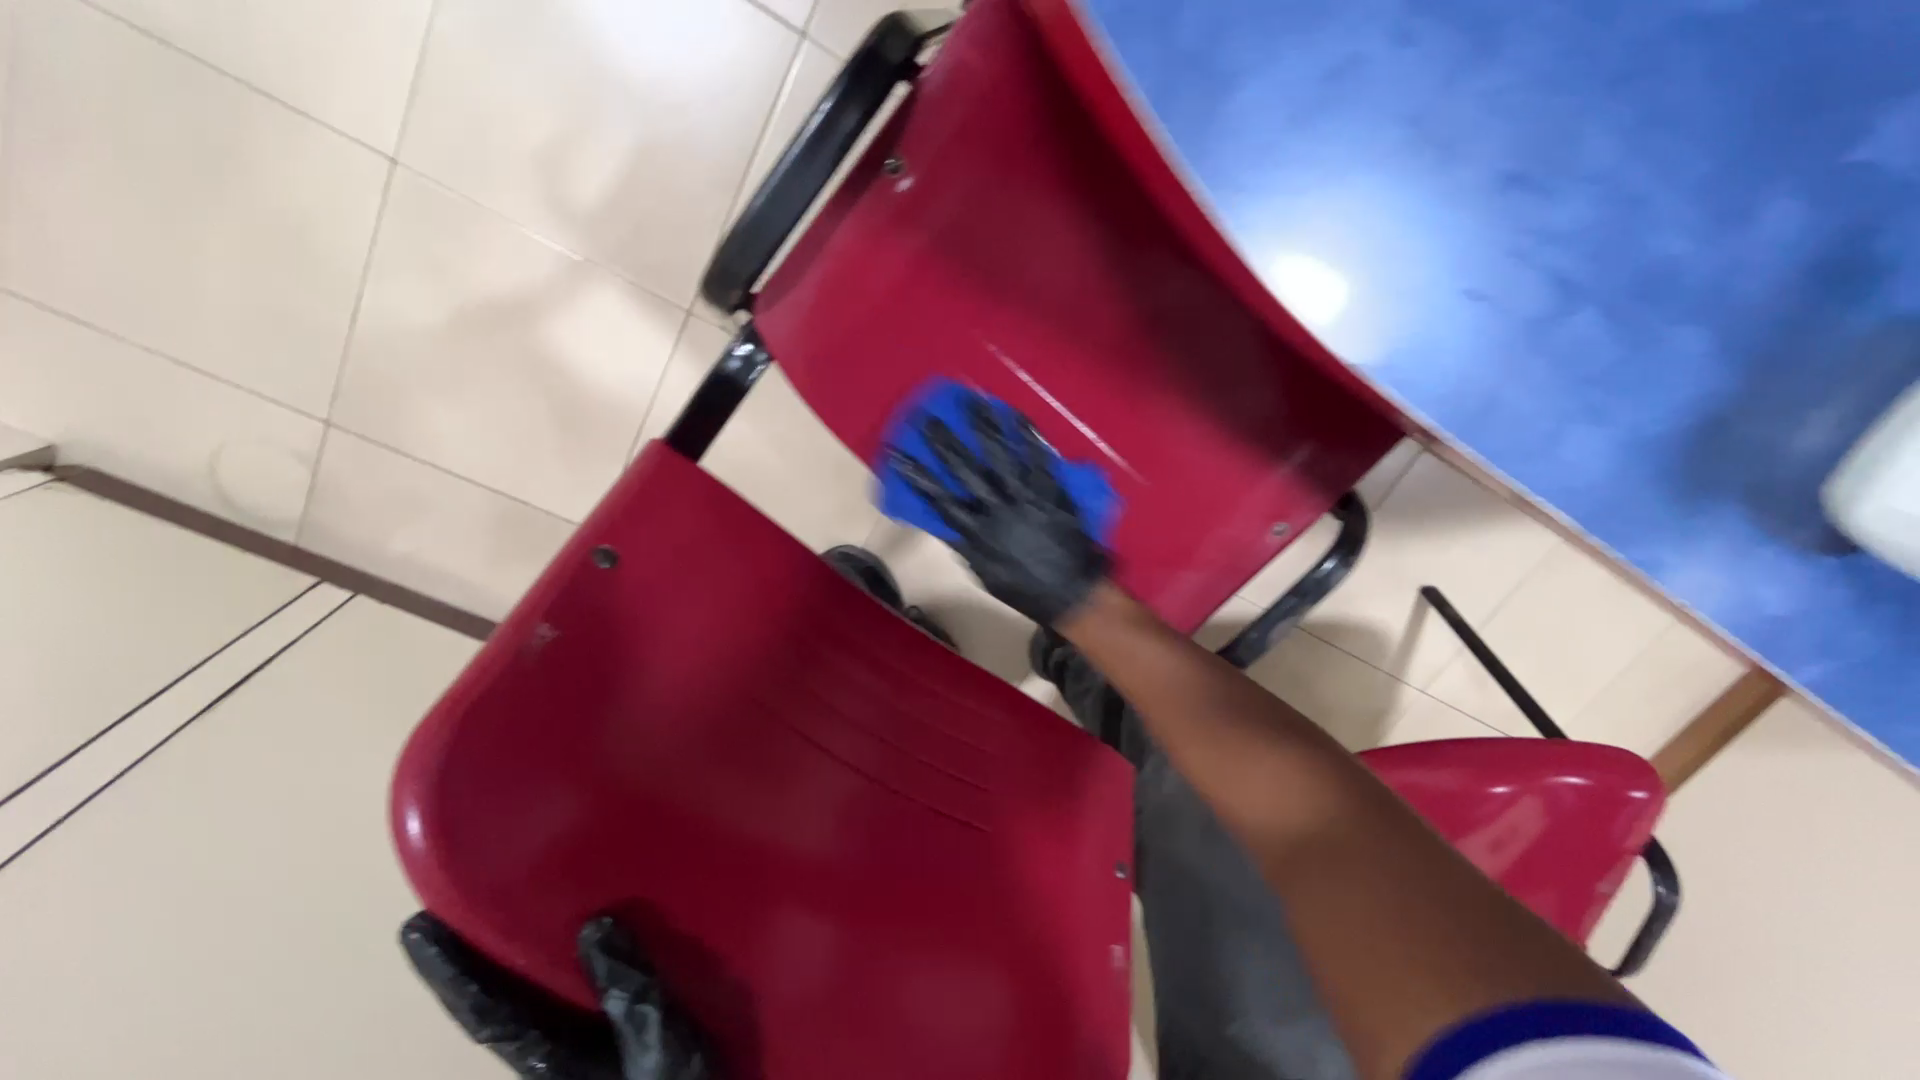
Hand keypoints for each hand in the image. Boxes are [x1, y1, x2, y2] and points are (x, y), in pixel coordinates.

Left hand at [401, 912, 712, 1079]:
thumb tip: (596, 923)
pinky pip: (562, 1002)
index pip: (487, 1011)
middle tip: (447, 911)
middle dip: (470, 964)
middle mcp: (550, 1055)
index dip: (450, 970)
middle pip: (495, 1007)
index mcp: (549, 1058)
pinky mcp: (602, 1049)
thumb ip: (630, 990)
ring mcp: (573, 1056)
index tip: (415, 927)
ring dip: (509, 965)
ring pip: (528, 1005)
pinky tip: (572, 949)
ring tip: (505, 916)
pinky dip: (551, 970)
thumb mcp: (662, 1045)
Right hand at [888, 399, 1110, 624]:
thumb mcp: (985, 574)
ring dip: (985, 428)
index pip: (940, 499)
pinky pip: (1037, 460)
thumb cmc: (1026, 589)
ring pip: (1001, 457)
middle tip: (929, 419)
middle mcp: (997, 511)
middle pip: (966, 471)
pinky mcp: (1052, 492)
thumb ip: (966, 547)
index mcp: (977, 534)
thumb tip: (946, 526)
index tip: (898, 454)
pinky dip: (1026, 437)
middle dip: (945, 443)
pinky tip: (1016, 415)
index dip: (918, 476)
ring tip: (972, 402)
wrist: (1072, 594)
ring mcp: (1026, 499)